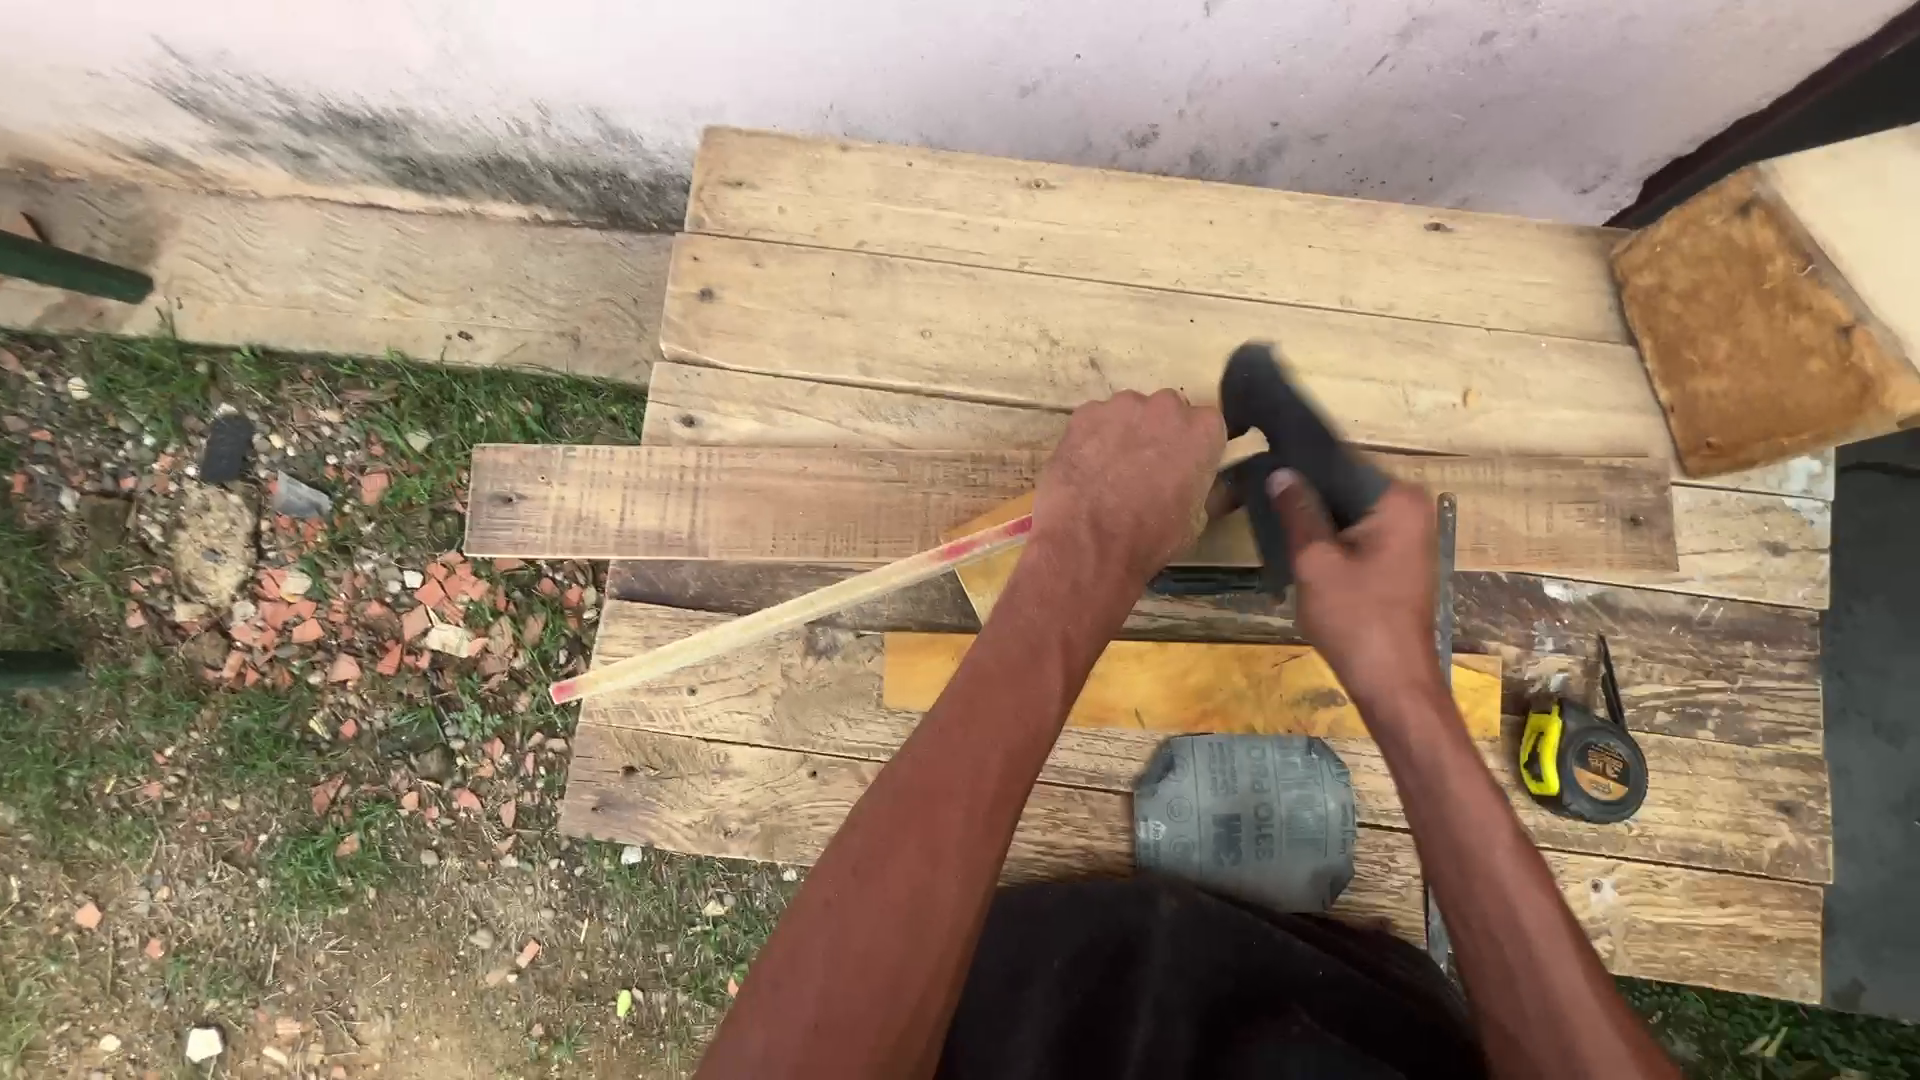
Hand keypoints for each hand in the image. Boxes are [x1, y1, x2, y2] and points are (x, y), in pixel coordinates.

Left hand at [1029, 390, 1225, 587]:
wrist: (1087, 539)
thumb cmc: (1149, 535)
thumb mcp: (1195, 520)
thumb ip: (1202, 488)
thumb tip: (1204, 484)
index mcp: (1202, 430)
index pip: (1207, 426)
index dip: (1193, 448)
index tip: (1181, 467)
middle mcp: (1165, 407)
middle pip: (1167, 413)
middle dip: (1158, 434)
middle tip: (1144, 469)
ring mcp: (1122, 406)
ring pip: (1129, 413)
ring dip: (1124, 433)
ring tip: (1109, 471)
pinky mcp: (1084, 414)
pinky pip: (1095, 421)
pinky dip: (1092, 438)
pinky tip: (1085, 468)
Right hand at [1267, 469, 1443, 710]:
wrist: (1390, 679)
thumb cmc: (1356, 618)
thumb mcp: (1315, 561)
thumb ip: (1296, 511)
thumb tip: (1279, 472)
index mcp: (1397, 499)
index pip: (1338, 461)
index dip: (1294, 461)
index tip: (1255, 459)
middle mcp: (1408, 507)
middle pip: (1341, 484)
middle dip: (1298, 488)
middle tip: (1249, 488)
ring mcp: (1404, 533)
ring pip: (1343, 508)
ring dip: (1307, 512)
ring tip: (1259, 508)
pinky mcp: (1393, 556)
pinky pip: (1350, 530)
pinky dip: (1322, 532)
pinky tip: (1288, 537)